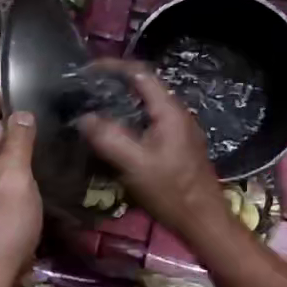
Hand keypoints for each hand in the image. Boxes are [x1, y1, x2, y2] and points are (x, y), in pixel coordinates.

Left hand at [0, 90, 41, 286]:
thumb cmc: (3, 223)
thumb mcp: (15, 176)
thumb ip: (18, 141)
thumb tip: (21, 111)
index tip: (23, 80)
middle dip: (12, 114)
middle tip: (45, 100)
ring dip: (19, 137)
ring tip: (50, 121)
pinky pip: (6, 168)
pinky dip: (22, 158)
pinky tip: (44, 155)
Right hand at [77, 60, 229, 239]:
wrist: (203, 220)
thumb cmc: (170, 191)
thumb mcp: (133, 164)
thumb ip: (107, 137)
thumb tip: (83, 117)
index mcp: (169, 110)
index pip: (139, 73)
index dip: (112, 67)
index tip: (86, 71)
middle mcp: (178, 113)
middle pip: (144, 87)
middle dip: (114, 85)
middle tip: (86, 92)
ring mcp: (180, 130)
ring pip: (147, 107)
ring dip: (121, 105)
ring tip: (94, 111)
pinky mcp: (179, 146)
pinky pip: (151, 123)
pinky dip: (130, 122)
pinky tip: (115, 137)